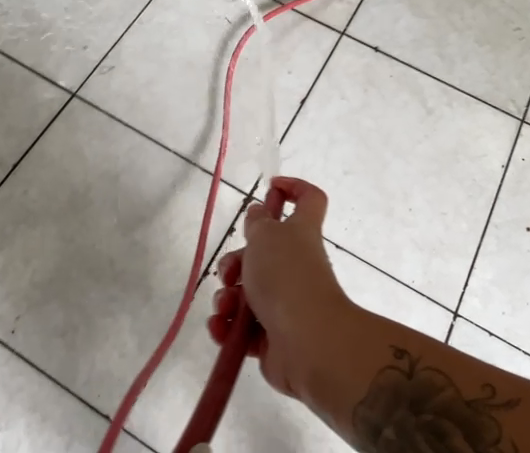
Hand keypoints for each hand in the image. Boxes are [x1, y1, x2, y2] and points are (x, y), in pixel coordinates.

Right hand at [206, 177, 358, 399]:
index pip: (308, 200)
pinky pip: (243, 327)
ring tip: (225, 307)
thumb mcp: (265, 236)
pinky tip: (221, 329)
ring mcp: (285, 302)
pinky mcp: (272, 337)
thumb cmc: (287, 277)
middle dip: (235, 262)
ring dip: (226, 297)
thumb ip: (257, 222)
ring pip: (246, 292)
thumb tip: (259, 213)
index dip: (293, 188)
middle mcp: (295, 265)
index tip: (270, 189)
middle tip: (230, 272)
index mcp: (300, 232)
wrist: (307, 342)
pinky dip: (228, 327)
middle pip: (262, 253)